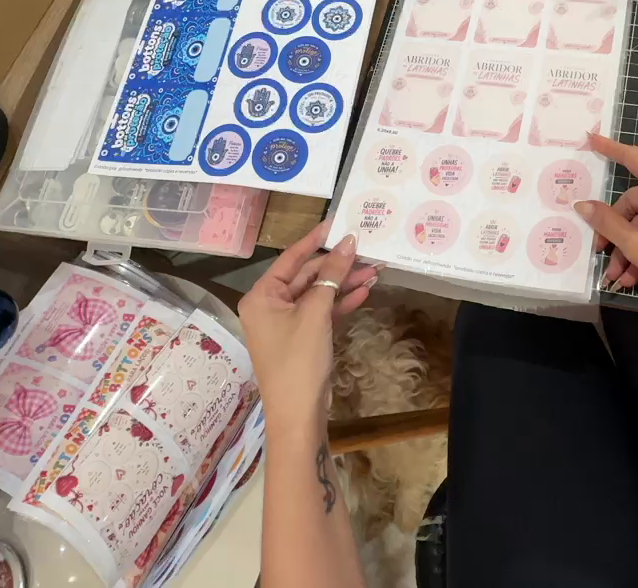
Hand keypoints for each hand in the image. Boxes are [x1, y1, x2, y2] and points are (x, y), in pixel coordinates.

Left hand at [238, 225, 377, 432]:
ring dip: (344, 282)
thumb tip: (349, 241)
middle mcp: (270, 306)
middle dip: (338, 265)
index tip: (338, 221)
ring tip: (375, 270)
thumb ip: (332, 274)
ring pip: (318, 292)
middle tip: (368, 251)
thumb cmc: (298, 359)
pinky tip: (365, 291)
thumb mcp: (316, 312)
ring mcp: (287, 323)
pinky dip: (341, 301)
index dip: (316, 239)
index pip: (291, 257)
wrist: (299, 415)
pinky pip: (322, 310)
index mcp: (262, 296)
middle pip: (308, 275)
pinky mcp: (303, 337)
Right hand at [577, 134, 637, 328]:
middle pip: (636, 203)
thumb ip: (607, 223)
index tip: (590, 137)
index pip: (632, 158)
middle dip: (617, 232)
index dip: (609, 148)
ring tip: (618, 277)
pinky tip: (635, 278)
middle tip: (601, 256)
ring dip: (631, 248)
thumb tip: (582, 205)